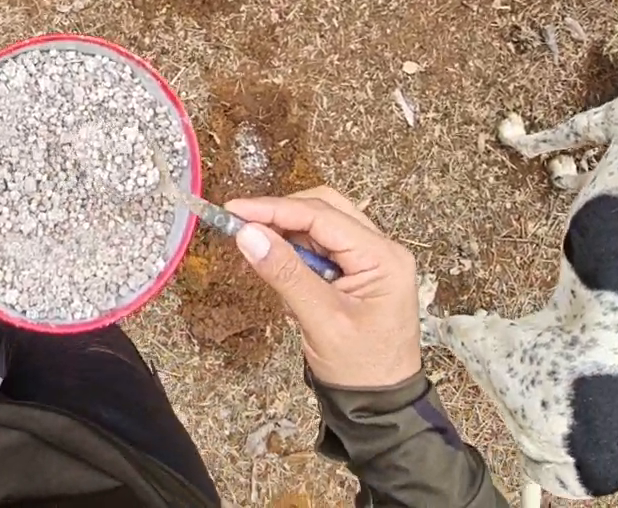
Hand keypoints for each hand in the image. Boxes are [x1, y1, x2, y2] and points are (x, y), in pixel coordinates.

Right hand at [225, 187, 422, 388]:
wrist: (380, 410)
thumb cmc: (360, 370)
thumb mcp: (320, 321)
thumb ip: (285, 273)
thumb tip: (247, 234)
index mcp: (383, 257)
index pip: (320, 215)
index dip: (274, 209)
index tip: (235, 210)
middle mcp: (380, 249)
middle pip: (323, 208)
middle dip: (281, 214)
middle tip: (243, 224)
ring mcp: (370, 258)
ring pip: (319, 223)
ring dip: (286, 231)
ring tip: (259, 247)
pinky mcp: (356, 269)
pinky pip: (319, 244)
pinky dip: (295, 249)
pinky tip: (280, 266)